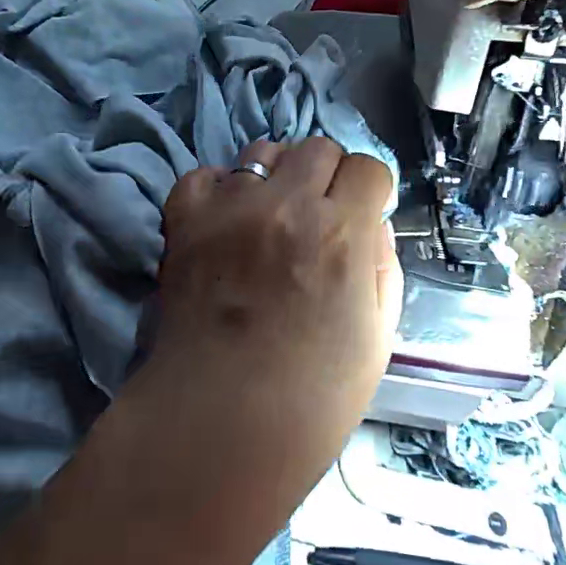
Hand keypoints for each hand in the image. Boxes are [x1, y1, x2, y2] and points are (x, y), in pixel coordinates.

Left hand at [157, 137, 400, 408]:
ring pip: (261, 152)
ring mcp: (229, 208)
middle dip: (325, 174)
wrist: (221, 416)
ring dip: (274, 175)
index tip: (359, 211)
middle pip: (316, 148)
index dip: (368, 190)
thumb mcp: (378, 336)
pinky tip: (224, 219)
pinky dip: (217, 188)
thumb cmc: (312, 394)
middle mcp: (286, 206)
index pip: (368, 168)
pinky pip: (203, 175)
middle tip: (315, 211)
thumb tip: (371, 223)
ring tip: (267, 213)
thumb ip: (381, 266)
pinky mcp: (184, 219)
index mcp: (343, 234)